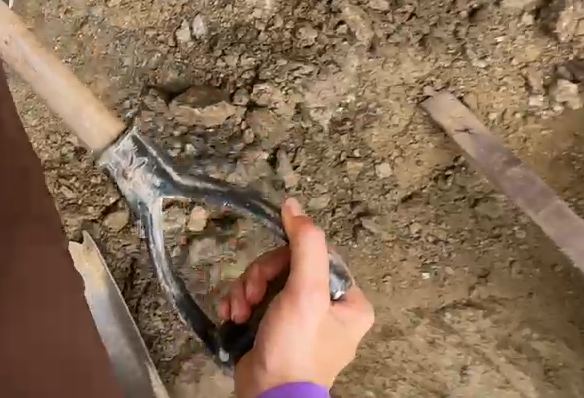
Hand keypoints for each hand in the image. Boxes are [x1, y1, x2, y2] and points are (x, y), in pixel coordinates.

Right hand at [220, 199, 373, 394]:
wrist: (269, 397)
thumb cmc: (296, 346)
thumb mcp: (306, 293)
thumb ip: (305, 245)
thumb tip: (293, 203)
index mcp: (350, 301)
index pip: (313, 252)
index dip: (284, 256)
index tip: (269, 275)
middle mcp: (329, 308)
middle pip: (285, 264)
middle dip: (259, 277)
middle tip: (252, 296)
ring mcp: (302, 318)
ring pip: (267, 279)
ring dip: (245, 289)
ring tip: (239, 310)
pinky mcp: (277, 327)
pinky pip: (257, 297)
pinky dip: (241, 302)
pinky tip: (233, 315)